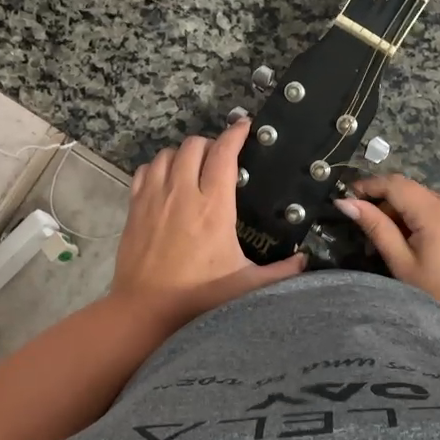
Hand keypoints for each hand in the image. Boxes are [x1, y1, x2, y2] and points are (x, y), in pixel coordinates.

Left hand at [109, 118, 306, 328]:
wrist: (145, 312)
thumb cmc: (199, 298)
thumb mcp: (246, 286)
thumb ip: (281, 273)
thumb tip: (305, 261)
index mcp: (214, 206)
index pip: (224, 153)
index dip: (235, 134)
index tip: (244, 126)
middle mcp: (182, 193)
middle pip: (194, 145)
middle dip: (210, 143)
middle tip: (220, 157)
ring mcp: (154, 198)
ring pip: (166, 154)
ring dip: (182, 154)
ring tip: (193, 167)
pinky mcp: (134, 208)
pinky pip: (143, 171)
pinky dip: (156, 168)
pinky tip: (165, 181)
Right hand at [334, 174, 439, 324]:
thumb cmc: (439, 295)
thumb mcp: (402, 263)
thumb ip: (376, 228)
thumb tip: (346, 203)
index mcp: (436, 213)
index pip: (395, 184)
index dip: (369, 185)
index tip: (347, 196)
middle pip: (408, 189)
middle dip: (384, 203)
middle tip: (366, 229)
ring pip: (420, 198)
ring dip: (400, 211)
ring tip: (389, 241)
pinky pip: (434, 206)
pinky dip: (417, 216)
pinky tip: (411, 241)